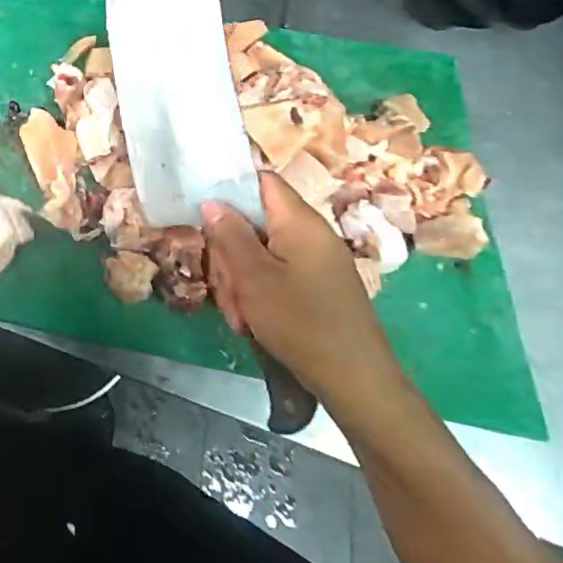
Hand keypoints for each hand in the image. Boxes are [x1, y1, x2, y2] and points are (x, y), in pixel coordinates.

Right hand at [204, 173, 404, 408]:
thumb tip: (212, 202)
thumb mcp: (254, 278)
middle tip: (227, 288)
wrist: (356, 381)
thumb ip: (230, 236)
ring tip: (241, 315)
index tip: (206, 219)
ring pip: (262, 253)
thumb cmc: (301, 323)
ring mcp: (316, 261)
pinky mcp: (318, 286)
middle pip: (256, 222)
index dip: (230, 191)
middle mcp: (310, 233)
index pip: (261, 181)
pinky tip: (254, 323)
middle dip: (232, 253)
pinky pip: (278, 274)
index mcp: (299, 221)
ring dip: (242, 280)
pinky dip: (261, 293)